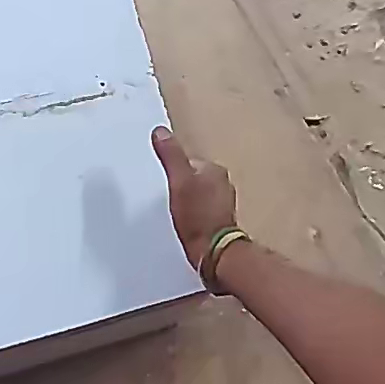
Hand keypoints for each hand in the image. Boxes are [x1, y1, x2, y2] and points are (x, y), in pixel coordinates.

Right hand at [151, 126, 237, 266]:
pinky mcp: (220, 222)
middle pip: (195, 178)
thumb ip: (171, 156)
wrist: (213, 252)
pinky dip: (193, 214)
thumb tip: (161, 131)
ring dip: (188, 201)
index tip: (164, 180)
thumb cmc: (197, 215)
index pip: (190, 162)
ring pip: (200, 195)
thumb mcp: (179, 181)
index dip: (174, 170)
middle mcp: (223, 185)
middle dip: (182, 185)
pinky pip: (202, 211)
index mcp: (215, 171)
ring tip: (175, 211)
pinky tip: (185, 223)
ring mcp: (223, 205)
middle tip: (167, 196)